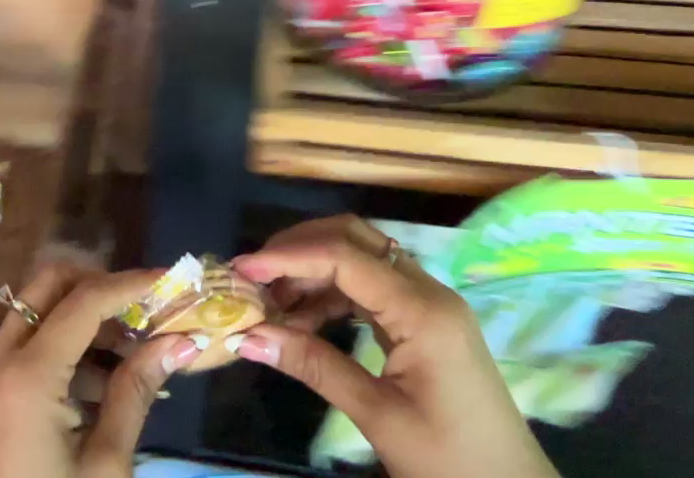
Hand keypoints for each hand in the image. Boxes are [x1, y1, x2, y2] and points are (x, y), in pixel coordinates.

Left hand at [0, 261, 203, 477]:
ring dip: (84, 312)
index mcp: (28, 373)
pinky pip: (27, 336)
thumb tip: (179, 342)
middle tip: (146, 308)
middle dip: (101, 285)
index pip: (84, 300)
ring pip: (37, 306)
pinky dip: (65, 337)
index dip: (130, 283)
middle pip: (50, 284)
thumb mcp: (104, 463)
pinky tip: (105, 373)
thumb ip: (135, 392)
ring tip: (135, 346)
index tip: (170, 278)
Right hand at [231, 215, 557, 477]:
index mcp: (422, 310)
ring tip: (270, 302)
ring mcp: (429, 304)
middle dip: (298, 248)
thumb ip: (314, 366)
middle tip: (253, 276)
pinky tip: (302, 319)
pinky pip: (370, 287)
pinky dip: (331, 293)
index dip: (287, 256)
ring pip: (360, 258)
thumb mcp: (378, 418)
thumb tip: (247, 337)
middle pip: (353, 238)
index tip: (241, 269)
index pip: (343, 256)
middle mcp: (428, 292)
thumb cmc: (452, 463)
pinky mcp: (425, 322)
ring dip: (312, 270)